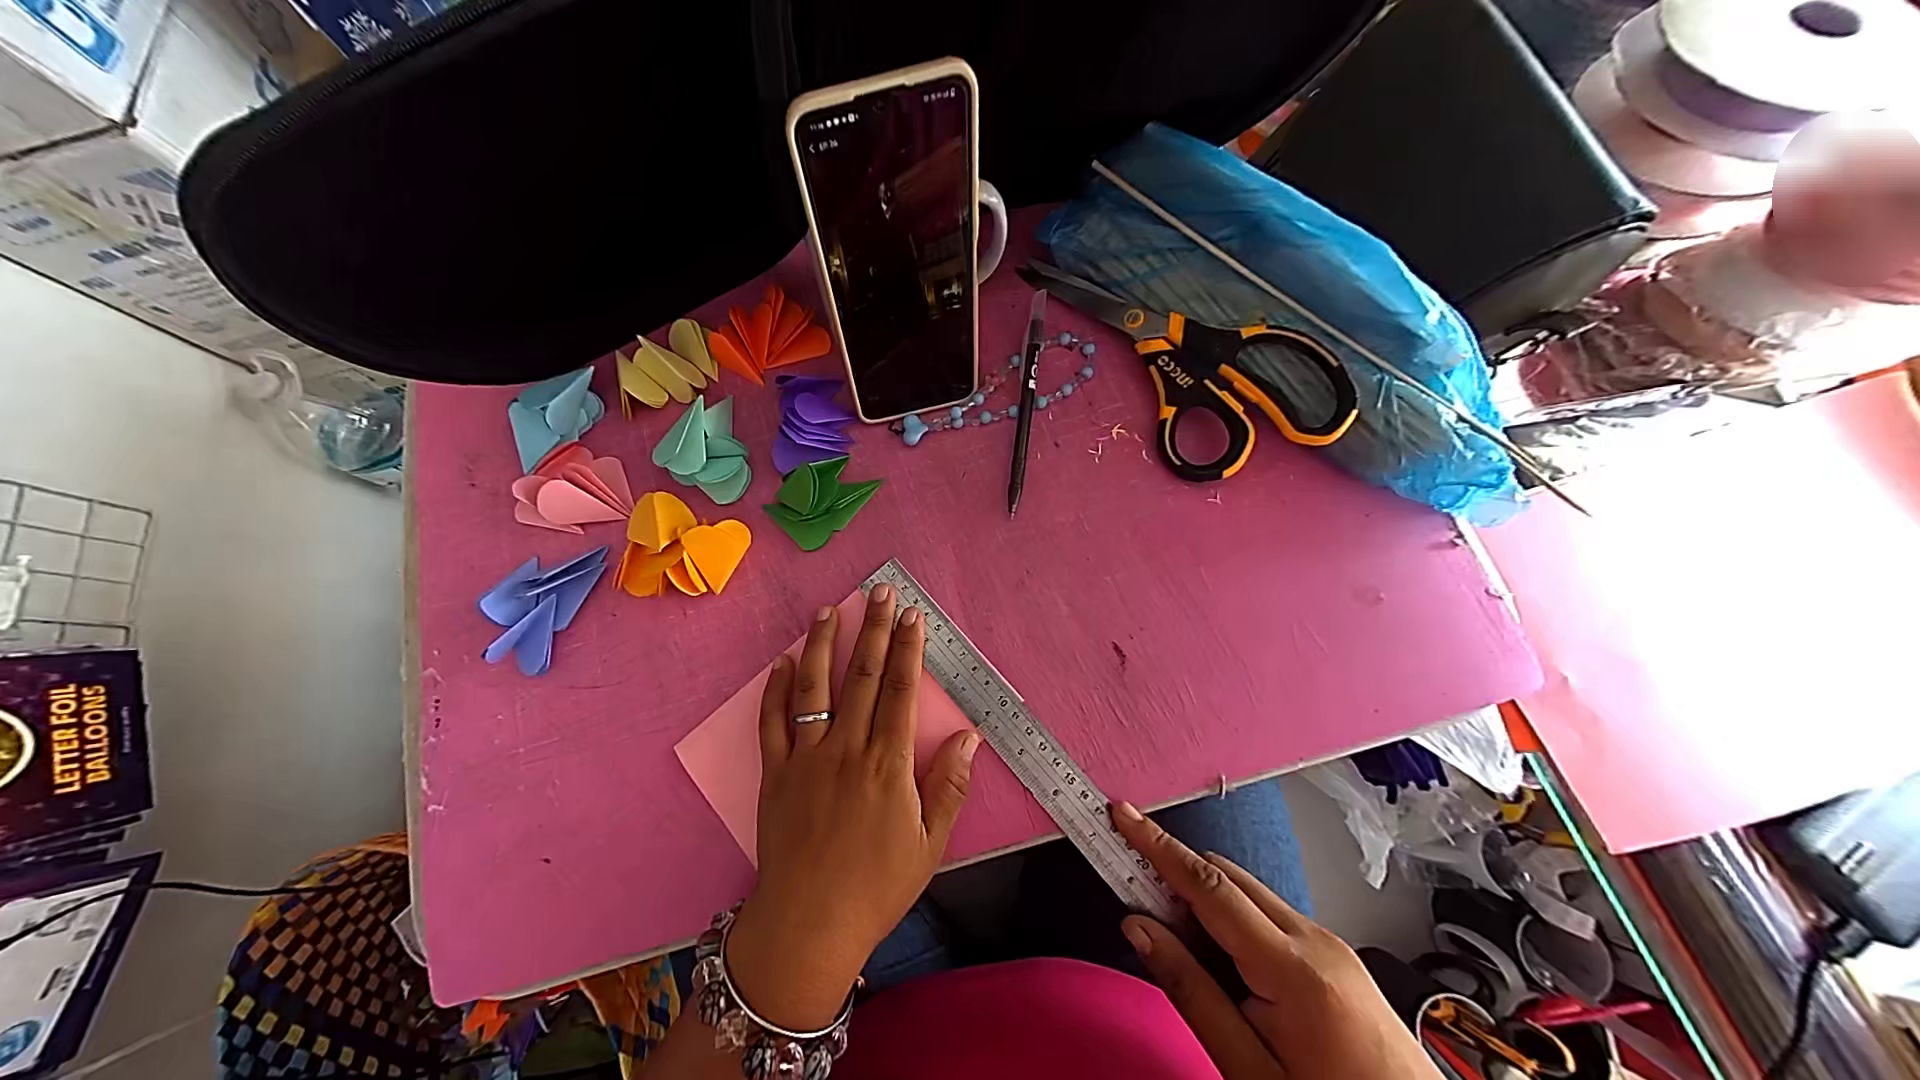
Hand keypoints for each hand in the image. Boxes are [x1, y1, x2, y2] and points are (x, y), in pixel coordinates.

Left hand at [725, 585, 980, 1030]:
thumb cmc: (877, 888)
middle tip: (880, 591)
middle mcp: (846, 749)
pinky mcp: (775, 773)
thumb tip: (971, 736)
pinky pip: (773, 721)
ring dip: (823, 644)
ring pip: (814, 687)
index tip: (911, 615)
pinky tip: (784, 661)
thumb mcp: (929, 844)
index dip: (907, 649)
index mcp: (888, 764)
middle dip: (873, 630)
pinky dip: (777, 689)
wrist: (807, 927)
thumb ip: (950, 786)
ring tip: (830, 609)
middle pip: (861, 676)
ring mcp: (806, 758)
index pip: (900, 691)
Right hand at [1110, 802, 1440, 1079]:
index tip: (1123, 815)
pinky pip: (1269, 916)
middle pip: (1226, 878)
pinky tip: (1219, 961)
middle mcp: (1315, 941)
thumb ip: (1190, 992)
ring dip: (1203, 901)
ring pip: (1247, 894)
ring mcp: (1330, 946)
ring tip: (1175, 941)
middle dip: (1175, 875)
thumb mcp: (1248, 1071)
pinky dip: (1232, 920)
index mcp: (1294, 970)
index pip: (1208, 886)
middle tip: (1131, 893)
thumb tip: (1139, 929)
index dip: (1158, 846)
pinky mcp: (1335, 957)